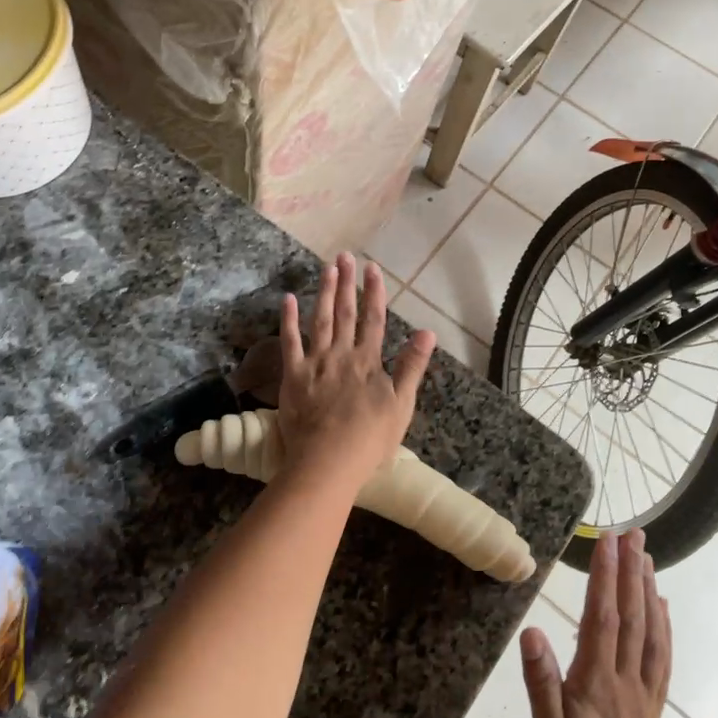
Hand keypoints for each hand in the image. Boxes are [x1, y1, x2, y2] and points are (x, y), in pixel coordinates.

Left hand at [275, 253, 434, 490]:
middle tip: (346, 256)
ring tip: (326, 268)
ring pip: (321, 320)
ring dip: (324, 292)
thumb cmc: (370, 439)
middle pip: (346, 313)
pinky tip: (289, 299)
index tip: (374, 269)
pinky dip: (289, 320)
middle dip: (348, 283)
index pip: (374, 320)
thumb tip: (428, 333)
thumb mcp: (402, 405)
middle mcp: (342, 354)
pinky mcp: (293, 375)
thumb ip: (412, 366)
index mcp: (369, 362)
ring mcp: (316, 363)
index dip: (375, 293)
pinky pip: (290, 342)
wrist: (329, 460)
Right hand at [520, 530, 672, 717]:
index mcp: (596, 685)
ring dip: (650, 594)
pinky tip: (662, 612)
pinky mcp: (652, 712)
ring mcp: (644, 698)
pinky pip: (662, 661)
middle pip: (633, 620)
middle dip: (632, 574)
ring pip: (652, 636)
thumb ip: (542, 685)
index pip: (603, 620)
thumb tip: (532, 632)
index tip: (607, 542)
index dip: (606, 578)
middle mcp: (626, 684)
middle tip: (634, 534)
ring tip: (648, 560)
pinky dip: (663, 630)